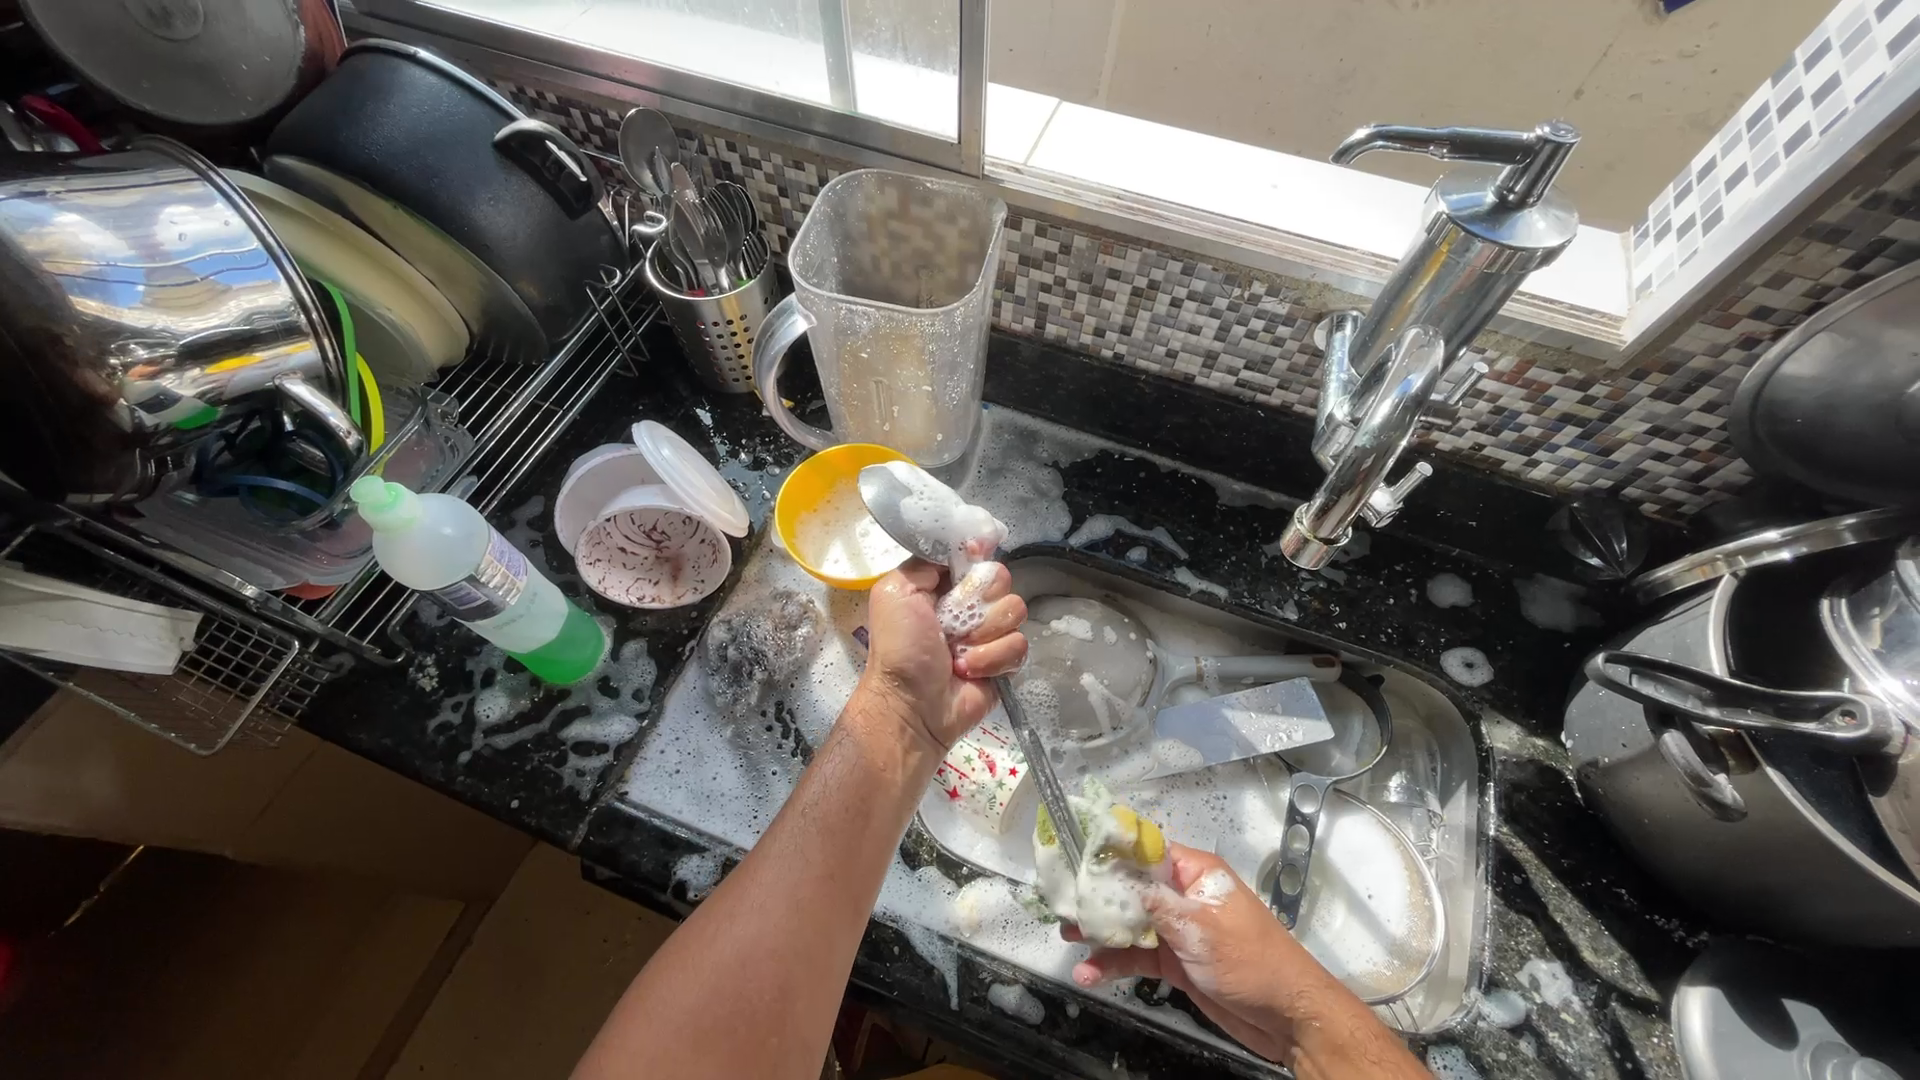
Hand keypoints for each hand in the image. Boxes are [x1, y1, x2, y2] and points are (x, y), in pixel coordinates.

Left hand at [861, 559, 1026, 751]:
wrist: (911, 704)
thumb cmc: (900, 648)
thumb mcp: (895, 592)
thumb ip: (924, 563)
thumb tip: (961, 549)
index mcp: (944, 585)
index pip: (976, 555)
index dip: (978, 554)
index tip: (975, 556)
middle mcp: (970, 605)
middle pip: (1002, 579)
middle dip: (978, 601)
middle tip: (953, 622)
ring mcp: (989, 633)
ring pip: (1015, 612)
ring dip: (982, 636)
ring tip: (956, 654)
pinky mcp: (1005, 661)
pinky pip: (1019, 645)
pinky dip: (993, 659)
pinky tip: (970, 671)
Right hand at [1065, 844, 1422, 1078]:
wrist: (1288, 1019)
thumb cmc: (1252, 963)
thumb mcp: (1202, 929)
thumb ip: (1157, 905)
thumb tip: (1120, 879)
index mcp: (1194, 872)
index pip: (1145, 851)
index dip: (1111, 850)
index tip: (1075, 851)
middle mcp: (1181, 895)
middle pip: (1129, 887)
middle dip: (1097, 895)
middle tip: (1061, 898)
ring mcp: (1177, 928)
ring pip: (1128, 923)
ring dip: (1100, 932)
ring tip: (1067, 935)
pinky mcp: (1174, 960)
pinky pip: (1136, 956)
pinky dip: (1113, 963)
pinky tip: (1090, 973)